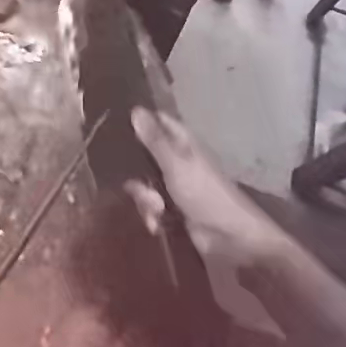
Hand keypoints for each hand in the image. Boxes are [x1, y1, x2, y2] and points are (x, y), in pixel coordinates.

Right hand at [129, 107, 289, 269]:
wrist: (230, 238)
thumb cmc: (205, 193)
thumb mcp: (176, 164)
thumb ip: (154, 140)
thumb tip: (135, 109)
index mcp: (181, 142)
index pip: (157, 122)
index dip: (139, 122)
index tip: (115, 128)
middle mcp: (176, 160)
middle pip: (143, 156)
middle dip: (136, 173)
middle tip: (138, 184)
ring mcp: (174, 185)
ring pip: (144, 184)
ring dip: (144, 199)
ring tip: (156, 210)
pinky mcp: (172, 209)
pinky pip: (149, 206)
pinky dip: (151, 215)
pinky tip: (157, 224)